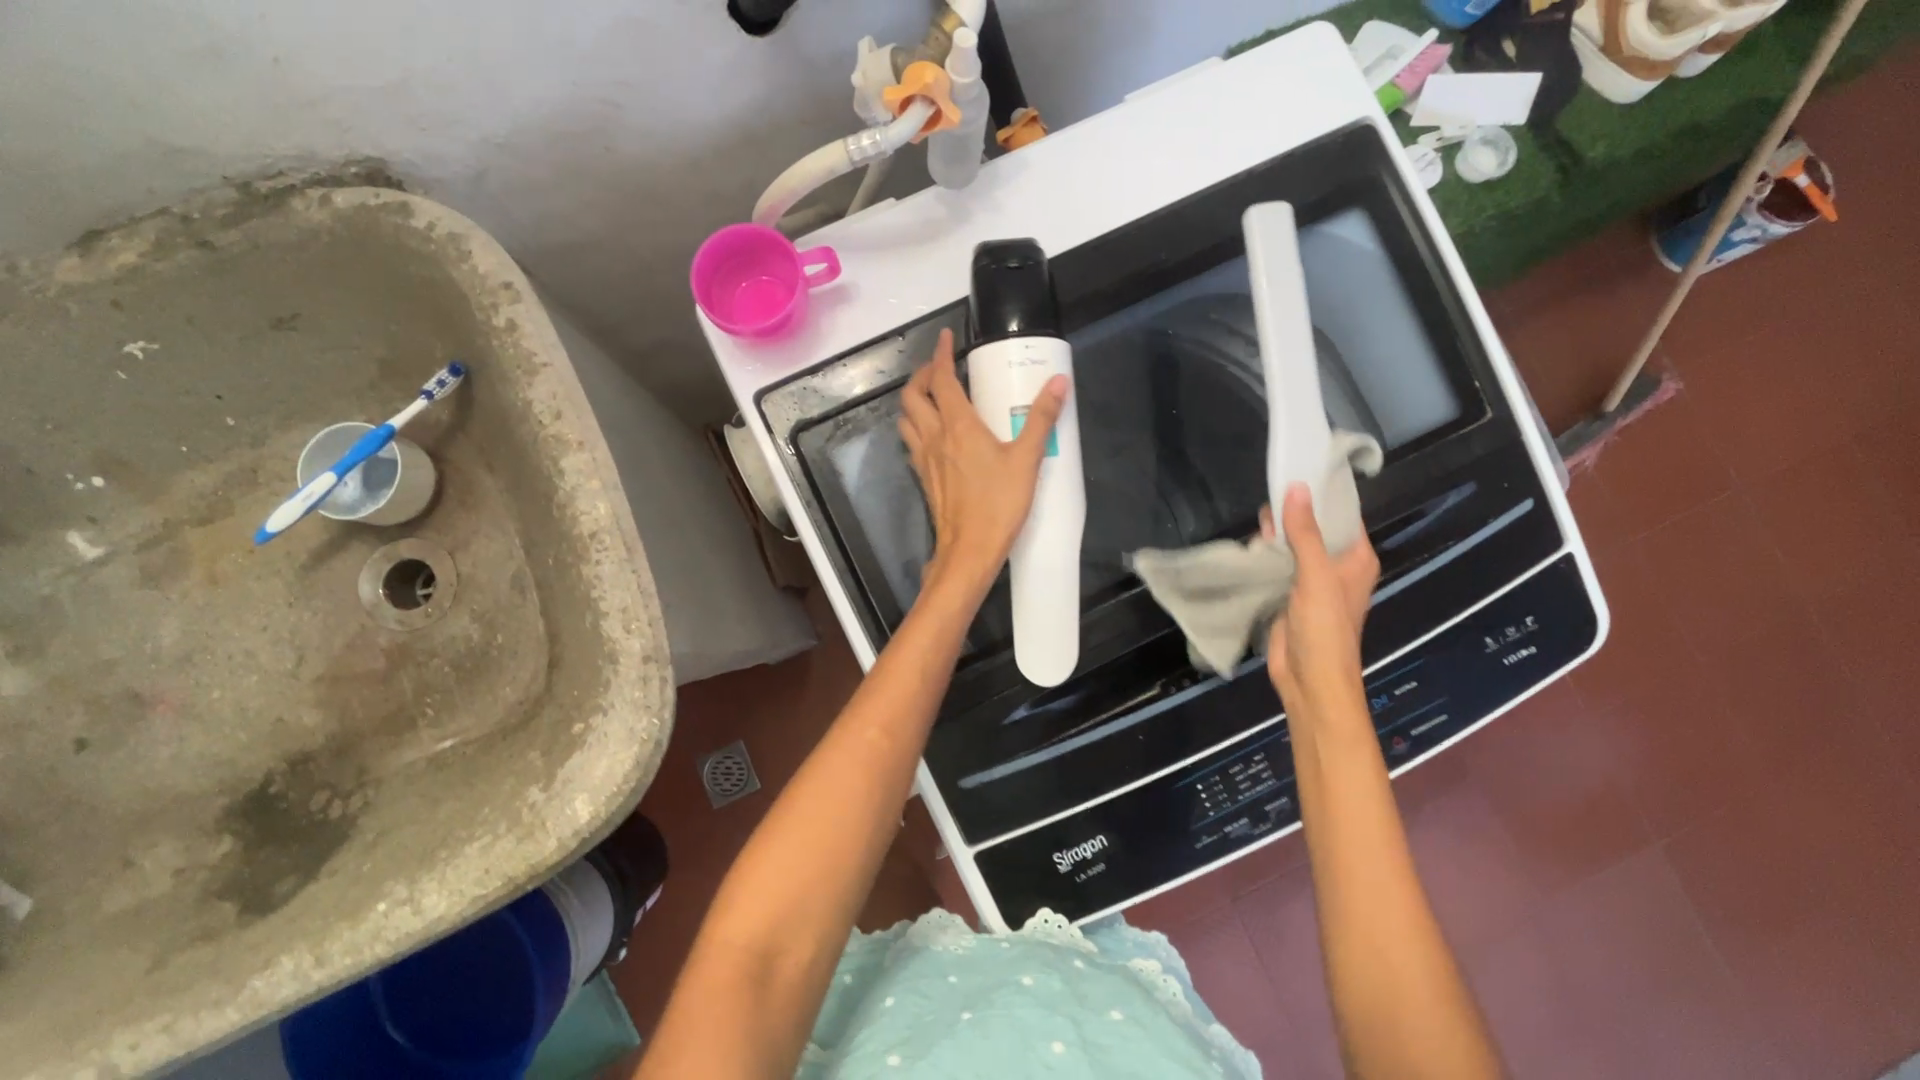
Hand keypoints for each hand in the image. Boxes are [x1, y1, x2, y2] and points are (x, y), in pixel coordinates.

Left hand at [899, 329, 1068, 598]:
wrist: (968, 550)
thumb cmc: (998, 504)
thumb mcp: (1027, 460)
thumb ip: (1041, 419)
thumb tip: (1058, 382)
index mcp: (958, 425)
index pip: (942, 379)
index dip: (941, 354)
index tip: (945, 337)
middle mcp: (934, 436)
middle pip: (913, 396)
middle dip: (922, 375)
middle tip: (940, 367)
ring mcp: (925, 459)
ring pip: (906, 419)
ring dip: (915, 401)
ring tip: (933, 396)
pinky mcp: (925, 478)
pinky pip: (911, 443)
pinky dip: (917, 428)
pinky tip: (935, 435)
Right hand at [1263, 483, 1379, 730]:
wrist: (1310, 680)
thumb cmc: (1324, 628)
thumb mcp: (1316, 576)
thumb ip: (1305, 533)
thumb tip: (1296, 488)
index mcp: (1357, 559)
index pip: (1343, 516)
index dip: (1323, 495)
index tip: (1298, 470)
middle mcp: (1338, 568)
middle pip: (1316, 530)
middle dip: (1294, 514)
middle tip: (1269, 494)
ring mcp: (1313, 584)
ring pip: (1295, 548)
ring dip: (1277, 537)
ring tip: (1258, 519)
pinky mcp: (1291, 598)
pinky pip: (1279, 568)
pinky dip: (1267, 557)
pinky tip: (1251, 546)